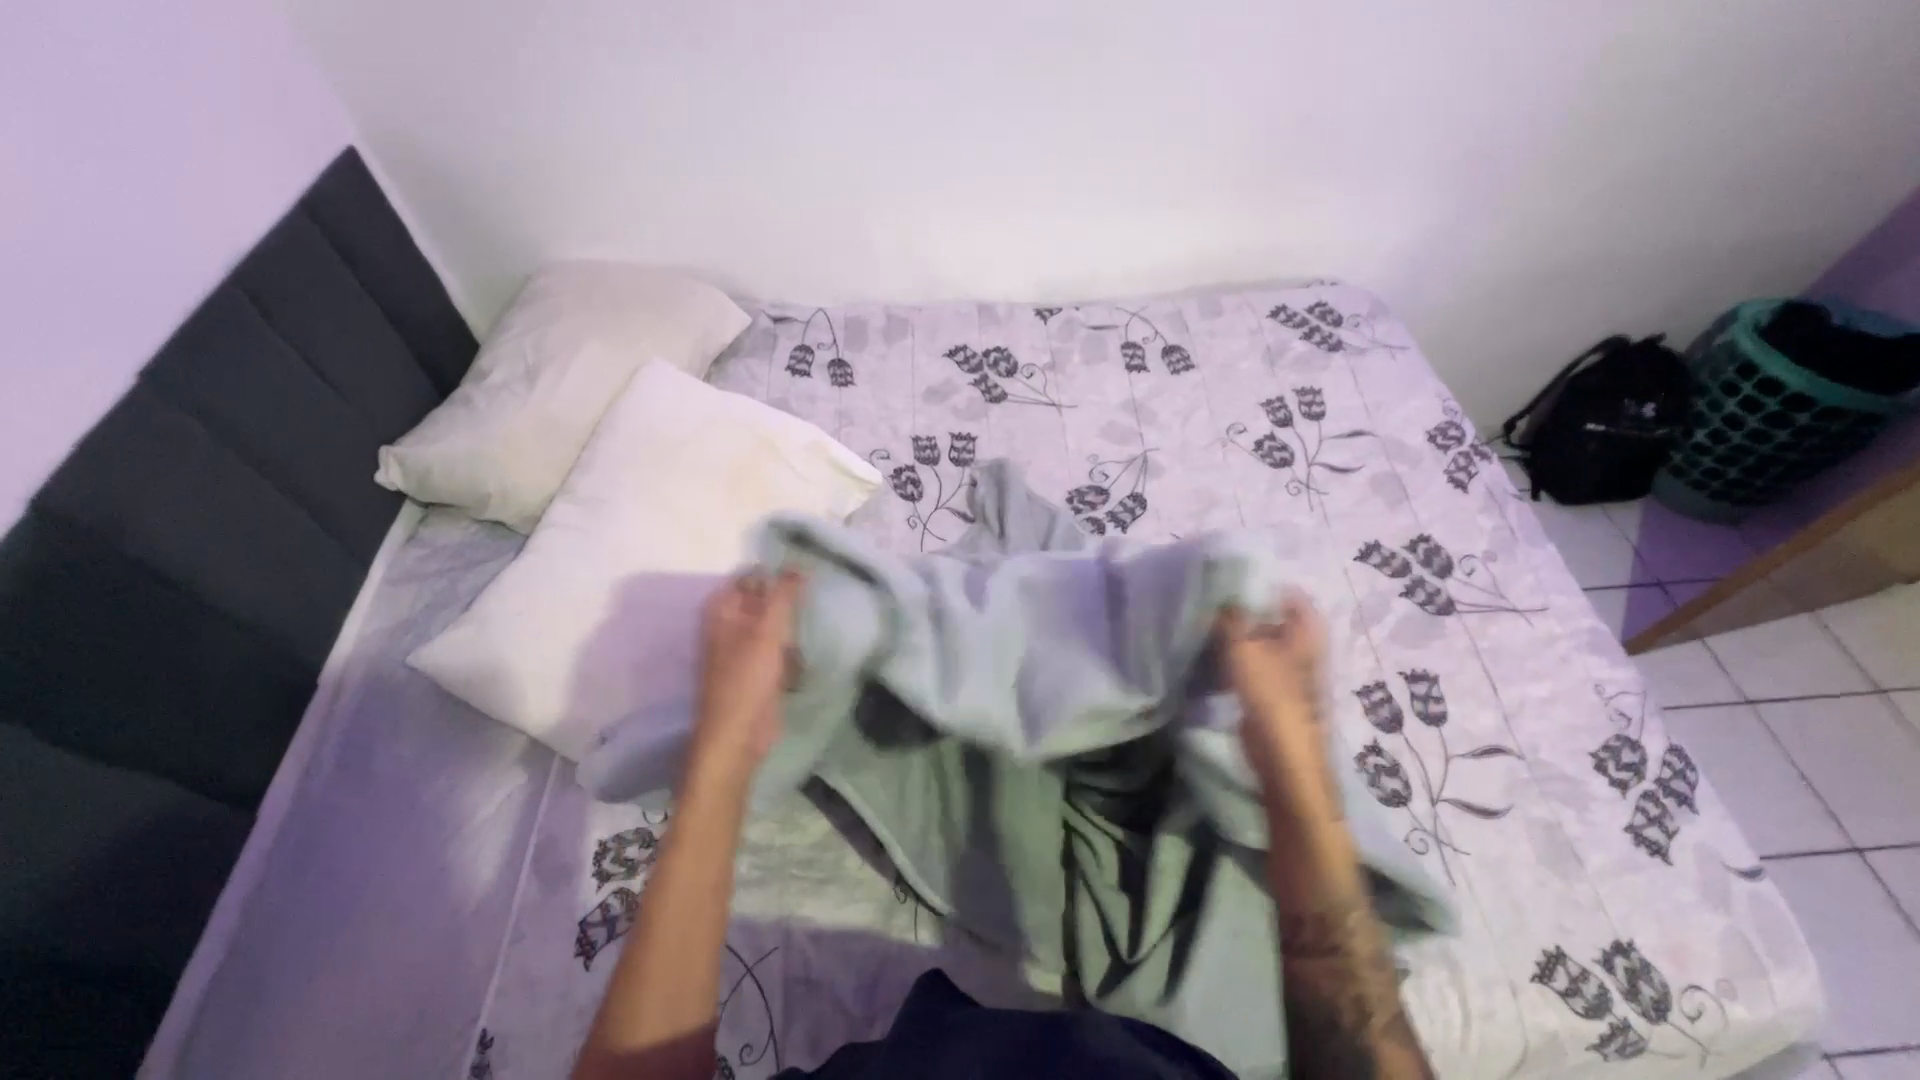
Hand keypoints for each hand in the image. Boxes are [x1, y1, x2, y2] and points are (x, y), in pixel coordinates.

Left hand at [685, 570, 803, 786]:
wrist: (737, 737)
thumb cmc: (747, 680)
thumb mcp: (768, 631)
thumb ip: (784, 595)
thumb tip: (799, 565)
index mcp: (721, 610)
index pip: (751, 575)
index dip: (777, 573)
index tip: (809, 574)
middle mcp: (728, 625)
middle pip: (764, 601)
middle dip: (789, 603)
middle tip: (815, 602)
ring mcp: (742, 650)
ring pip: (774, 627)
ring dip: (792, 631)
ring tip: (812, 629)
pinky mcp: (757, 673)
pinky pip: (779, 652)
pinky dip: (791, 653)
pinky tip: (803, 659)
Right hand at [1216, 591, 1329, 791]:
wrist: (1282, 752)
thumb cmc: (1270, 693)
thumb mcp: (1243, 647)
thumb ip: (1230, 618)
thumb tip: (1222, 595)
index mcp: (1305, 629)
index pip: (1286, 592)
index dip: (1259, 583)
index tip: (1226, 578)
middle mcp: (1301, 645)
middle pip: (1270, 616)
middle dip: (1242, 609)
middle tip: (1208, 600)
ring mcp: (1288, 669)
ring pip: (1258, 641)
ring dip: (1234, 635)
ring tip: (1202, 624)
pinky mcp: (1272, 690)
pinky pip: (1251, 664)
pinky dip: (1233, 659)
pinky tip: (1208, 656)